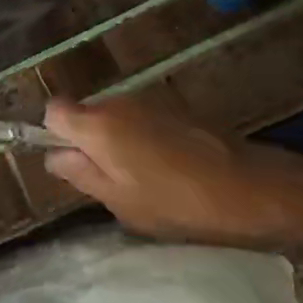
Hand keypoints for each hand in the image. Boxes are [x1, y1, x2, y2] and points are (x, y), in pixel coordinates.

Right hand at [44, 97, 302, 247]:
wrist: (249, 187)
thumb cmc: (177, 203)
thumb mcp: (121, 202)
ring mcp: (146, 100)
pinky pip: (140, 117)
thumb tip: (54, 157)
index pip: (53, 110)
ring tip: (144, 178)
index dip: (55, 134)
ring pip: (114, 116)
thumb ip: (81, 175)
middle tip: (111, 179)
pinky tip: (168, 167)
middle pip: (85, 112)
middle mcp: (116, 102)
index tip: (71, 160)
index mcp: (97, 125)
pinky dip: (144, 137)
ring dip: (119, 140)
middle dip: (89, 140)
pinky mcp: (173, 105)